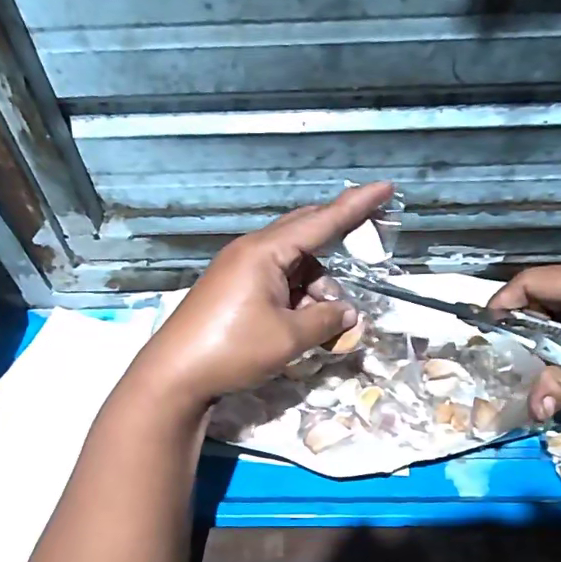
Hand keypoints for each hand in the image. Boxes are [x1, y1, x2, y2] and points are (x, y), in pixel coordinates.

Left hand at [129, 182, 396, 406]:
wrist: (174, 374)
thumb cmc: (233, 349)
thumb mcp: (289, 338)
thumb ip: (325, 320)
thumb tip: (346, 313)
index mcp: (265, 251)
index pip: (321, 221)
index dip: (356, 206)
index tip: (385, 188)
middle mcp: (250, 252)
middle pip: (304, 237)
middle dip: (336, 249)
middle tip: (368, 247)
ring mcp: (236, 270)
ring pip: (291, 266)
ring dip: (315, 288)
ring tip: (326, 325)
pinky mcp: (229, 289)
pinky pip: (273, 281)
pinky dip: (294, 297)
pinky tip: (302, 325)